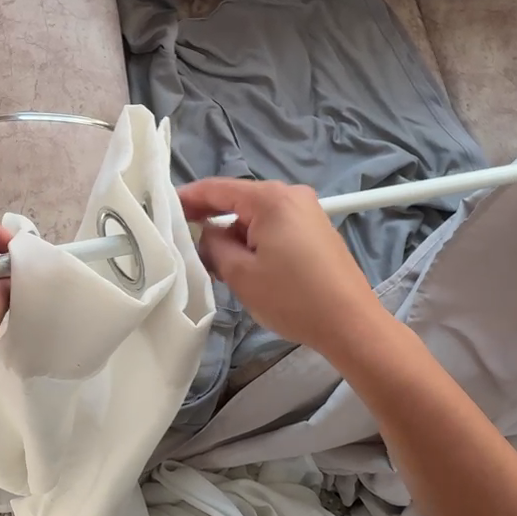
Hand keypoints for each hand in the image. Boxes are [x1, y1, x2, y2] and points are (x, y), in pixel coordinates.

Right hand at [178, 178, 382, 352]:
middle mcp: (290, 195)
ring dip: (234, 233)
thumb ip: (213, 245)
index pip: (216, 189)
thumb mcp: (240, 273)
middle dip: (210, 219)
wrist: (353, 326)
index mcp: (270, 198)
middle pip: (237, 200)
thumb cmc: (293, 298)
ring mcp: (307, 211)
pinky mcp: (317, 230)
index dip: (187, 198)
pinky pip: (274, 226)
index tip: (163, 208)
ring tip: (215, 262)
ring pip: (255, 216)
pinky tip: (245, 264)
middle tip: (184, 240)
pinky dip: (255, 239)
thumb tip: (207, 234)